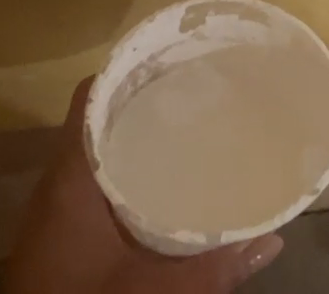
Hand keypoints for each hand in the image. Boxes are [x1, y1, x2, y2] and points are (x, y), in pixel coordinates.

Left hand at [4, 77, 284, 293]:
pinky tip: (160, 185)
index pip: (92, 95)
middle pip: (98, 117)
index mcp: (71, 176)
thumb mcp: (154, 292)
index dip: (129, 68)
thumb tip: (272, 238)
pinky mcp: (61, 236)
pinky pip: (95, 182)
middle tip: (197, 91)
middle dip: (144, 100)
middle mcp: (58, 182)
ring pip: (97, 151)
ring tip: (188, 126)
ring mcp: (55, 210)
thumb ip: (214, 267)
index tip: (175, 58)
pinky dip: (126, 171)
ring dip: (134, 137)